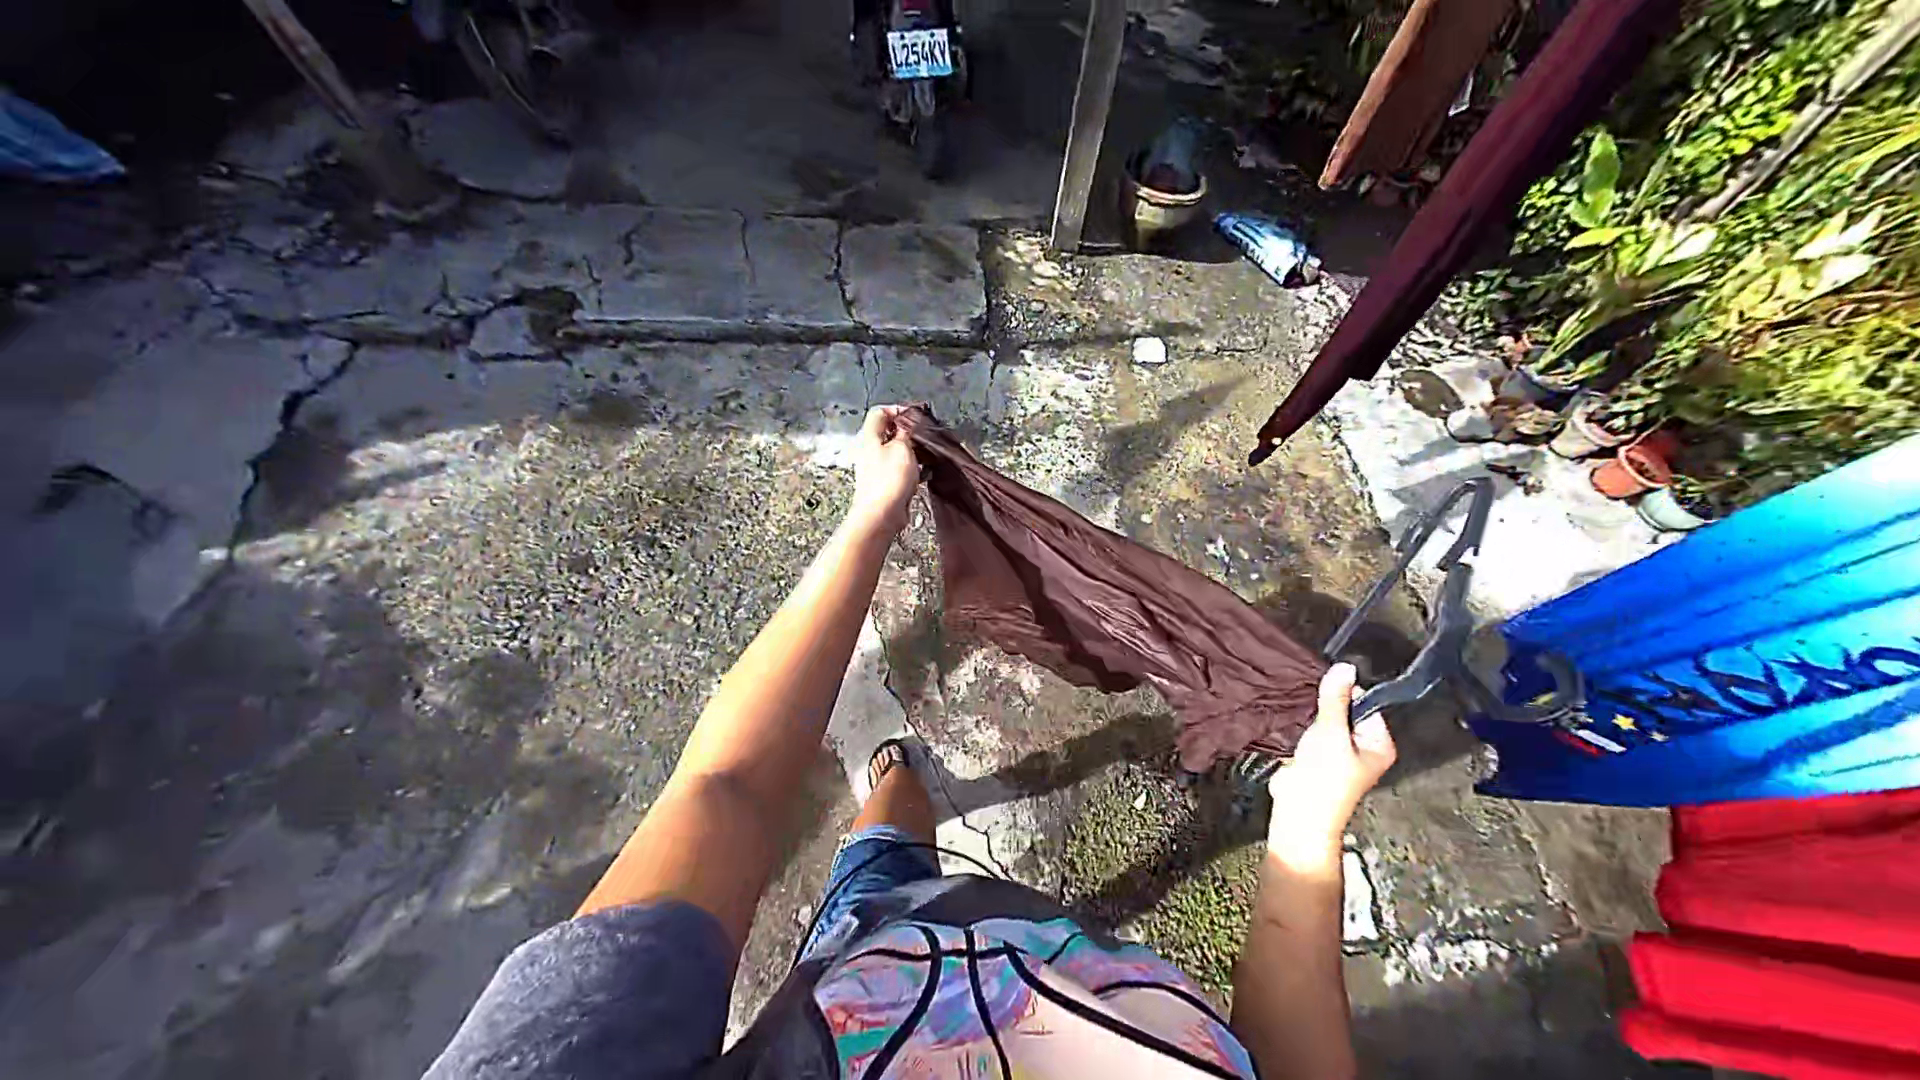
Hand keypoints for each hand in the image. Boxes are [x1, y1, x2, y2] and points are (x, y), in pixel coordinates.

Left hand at [845, 405, 920, 536]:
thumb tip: (907, 426)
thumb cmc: (889, 480)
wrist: (881, 515)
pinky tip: (924, 474)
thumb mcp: (902, 448)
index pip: (879, 413)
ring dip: (913, 453)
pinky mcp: (886, 483)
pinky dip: (913, 470)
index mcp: (870, 437)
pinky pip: (901, 470)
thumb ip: (905, 433)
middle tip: (923, 437)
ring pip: (897, 452)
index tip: (914, 417)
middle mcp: (871, 451)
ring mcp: (878, 468)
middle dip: (908, 434)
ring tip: (926, 457)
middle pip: (889, 433)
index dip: (897, 411)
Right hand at [1266, 663, 1396, 870]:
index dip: (1344, 695)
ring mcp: (1339, 753)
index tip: (1324, 693)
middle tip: (1311, 709)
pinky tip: (1293, 727)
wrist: (1299, 813)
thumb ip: (1334, 699)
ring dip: (1311, 717)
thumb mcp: (1330, 733)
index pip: (1365, 704)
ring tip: (1301, 719)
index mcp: (1379, 744)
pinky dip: (1301, 728)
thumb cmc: (1324, 779)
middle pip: (1344, 710)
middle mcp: (1363, 748)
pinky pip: (1311, 732)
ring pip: (1325, 721)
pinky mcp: (1317, 757)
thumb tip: (1344, 667)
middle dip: (1324, 706)